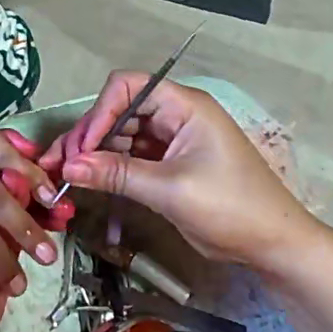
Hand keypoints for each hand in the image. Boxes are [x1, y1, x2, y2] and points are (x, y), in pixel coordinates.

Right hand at [39, 74, 313, 267]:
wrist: (274, 244)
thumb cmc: (231, 208)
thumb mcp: (170, 190)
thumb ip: (117, 174)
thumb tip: (69, 166)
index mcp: (184, 106)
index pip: (127, 87)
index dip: (100, 113)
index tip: (82, 148)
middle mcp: (175, 115)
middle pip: (119, 111)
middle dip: (88, 136)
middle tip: (58, 165)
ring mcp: (171, 139)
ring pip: (121, 135)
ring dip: (93, 153)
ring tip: (64, 174)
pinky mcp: (168, 163)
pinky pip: (130, 156)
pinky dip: (108, 167)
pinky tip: (87, 180)